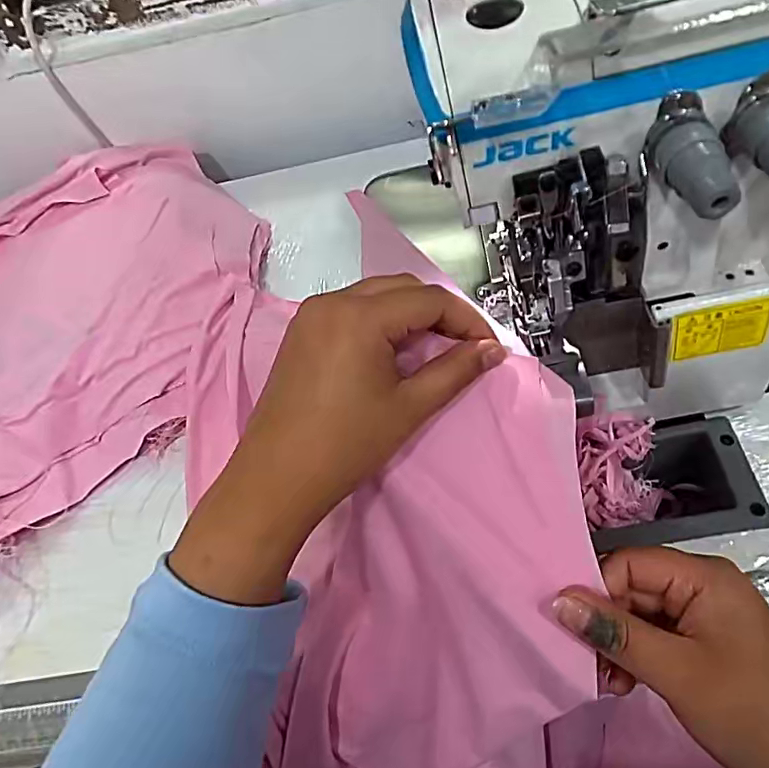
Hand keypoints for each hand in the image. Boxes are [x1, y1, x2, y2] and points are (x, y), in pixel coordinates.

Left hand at [170, 274, 505, 604]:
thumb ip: (456, 370)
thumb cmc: (346, 445)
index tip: (488, 346)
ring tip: (435, 348)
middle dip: (440, 312)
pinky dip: (382, 319)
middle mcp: (333, 302)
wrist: (277, 479)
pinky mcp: (302, 330)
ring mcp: (312, 314)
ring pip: (377, 294)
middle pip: (403, 288)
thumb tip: (492, 350)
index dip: (467, 319)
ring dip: (411, 313)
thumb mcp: (410, 406)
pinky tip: (395, 350)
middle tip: (466, 346)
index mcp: (360, 316)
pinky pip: (353, 308)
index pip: (429, 300)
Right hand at [552, 547, 768, 767]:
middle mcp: (706, 584)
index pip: (632, 562)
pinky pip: (661, 634)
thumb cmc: (748, 715)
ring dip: (622, 643)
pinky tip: (628, 683)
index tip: (573, 630)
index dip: (598, 590)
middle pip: (637, 586)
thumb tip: (558, 600)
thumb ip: (615, 632)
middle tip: (593, 667)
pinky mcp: (710, 642)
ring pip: (645, 612)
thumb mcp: (675, 672)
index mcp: (705, 576)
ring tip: (611, 683)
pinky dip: (640, 655)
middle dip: (609, 623)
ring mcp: (710, 614)